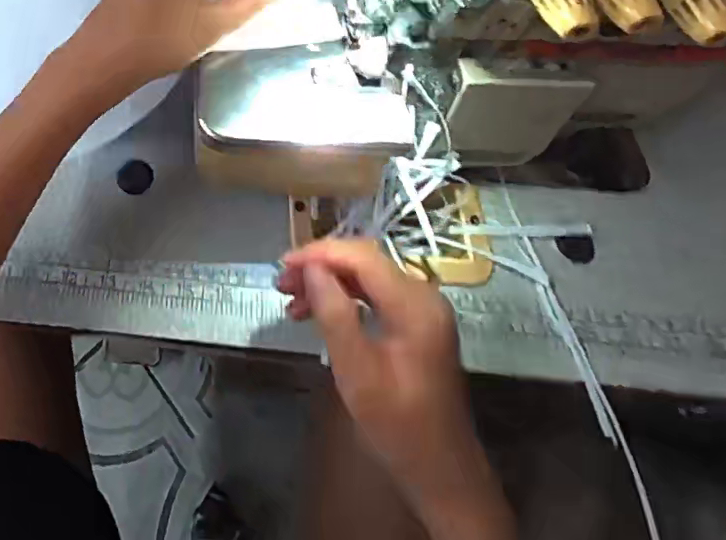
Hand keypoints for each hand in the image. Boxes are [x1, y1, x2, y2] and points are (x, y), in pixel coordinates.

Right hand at [280, 239, 514, 539]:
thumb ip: (334, 314)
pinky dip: (346, 297)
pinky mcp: (418, 322)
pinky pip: (377, 295)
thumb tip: (312, 269)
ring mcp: (423, 308)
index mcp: (414, 304)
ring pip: (368, 276)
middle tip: (283, 284)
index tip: (283, 266)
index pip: (362, 257)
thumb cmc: (398, 426)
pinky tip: (320, 312)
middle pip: (365, 262)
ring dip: (330, 282)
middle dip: (321, 266)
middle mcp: (423, 295)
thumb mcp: (357, 372)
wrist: (443, 472)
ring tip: (293, 300)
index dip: (320, 254)